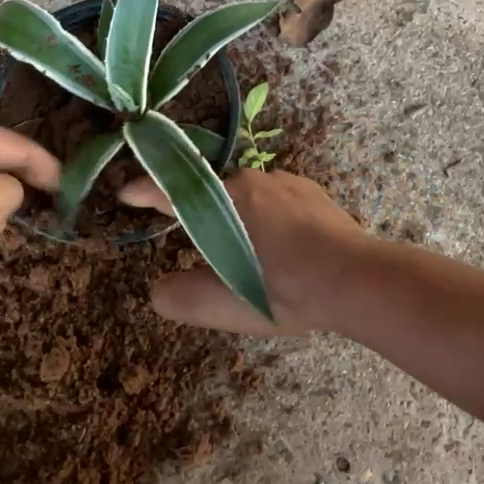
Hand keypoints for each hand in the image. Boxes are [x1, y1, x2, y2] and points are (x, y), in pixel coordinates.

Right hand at [120, 168, 372, 334]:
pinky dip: (263, 216)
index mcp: (231, 199)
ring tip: (239, 249)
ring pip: (246, 195)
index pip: (178, 191)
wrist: (358, 278)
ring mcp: (288, 182)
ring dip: (234, 215)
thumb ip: (185, 297)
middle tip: (191, 239)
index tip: (125, 191)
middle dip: (197, 210)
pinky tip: (275, 245)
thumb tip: (158, 289)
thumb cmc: (289, 290)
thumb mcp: (229, 303)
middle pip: (213, 191)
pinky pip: (274, 198)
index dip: (148, 191)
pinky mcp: (312, 192)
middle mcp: (256, 180)